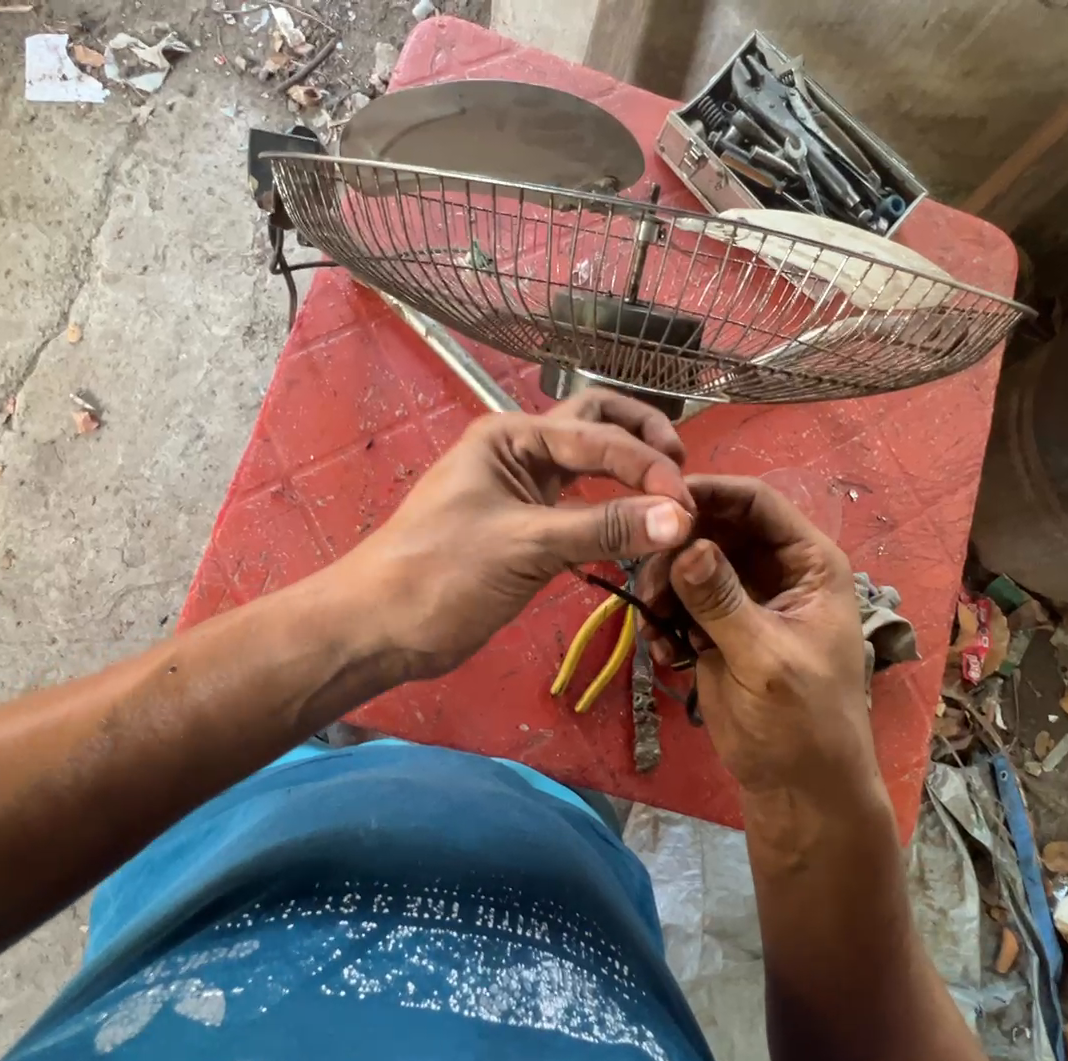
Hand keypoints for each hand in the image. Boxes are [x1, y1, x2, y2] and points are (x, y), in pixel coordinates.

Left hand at [337, 389, 695, 679]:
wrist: (382, 628)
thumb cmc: (440, 574)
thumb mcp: (524, 545)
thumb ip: (603, 528)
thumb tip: (681, 518)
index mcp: (511, 436)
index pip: (597, 436)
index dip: (646, 468)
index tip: (686, 506)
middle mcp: (520, 452)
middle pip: (595, 425)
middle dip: (641, 439)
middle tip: (681, 471)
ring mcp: (524, 490)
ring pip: (590, 466)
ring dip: (630, 473)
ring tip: (672, 496)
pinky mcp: (528, 528)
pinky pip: (582, 508)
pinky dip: (613, 512)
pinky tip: (640, 528)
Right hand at [639, 476, 878, 802]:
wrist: (797, 788)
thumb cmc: (802, 723)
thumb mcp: (765, 660)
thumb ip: (723, 601)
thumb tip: (686, 547)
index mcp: (808, 563)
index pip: (757, 503)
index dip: (710, 494)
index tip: (657, 505)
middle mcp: (775, 569)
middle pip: (714, 528)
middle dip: (676, 551)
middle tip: (647, 585)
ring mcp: (742, 598)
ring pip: (689, 563)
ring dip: (663, 589)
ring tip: (657, 629)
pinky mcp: (716, 626)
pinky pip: (678, 601)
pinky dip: (664, 620)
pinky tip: (666, 654)